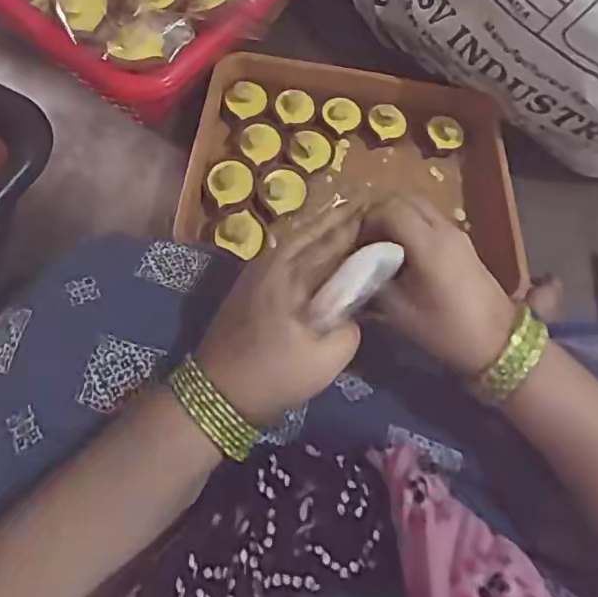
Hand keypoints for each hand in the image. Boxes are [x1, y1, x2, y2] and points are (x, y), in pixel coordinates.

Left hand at [195, 204, 363, 424]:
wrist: (218, 390)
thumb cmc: (273, 376)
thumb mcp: (325, 362)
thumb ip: (350, 329)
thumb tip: (354, 310)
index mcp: (293, 276)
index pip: (332, 243)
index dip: (356, 227)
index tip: (379, 212)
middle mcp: (274, 263)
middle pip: (312, 233)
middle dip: (338, 219)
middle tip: (364, 206)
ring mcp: (258, 270)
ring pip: (295, 238)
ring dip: (319, 227)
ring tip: (344, 217)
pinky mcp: (250, 281)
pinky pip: (284, 249)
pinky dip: (303, 240)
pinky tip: (313, 242)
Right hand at [362, 195, 517, 376]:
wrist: (500, 343)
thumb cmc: (448, 331)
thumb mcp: (401, 313)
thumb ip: (374, 283)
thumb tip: (354, 268)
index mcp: (429, 244)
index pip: (390, 209)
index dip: (367, 220)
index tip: (354, 242)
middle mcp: (444, 230)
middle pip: (404, 198)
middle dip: (378, 212)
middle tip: (363, 237)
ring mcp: (456, 232)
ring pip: (418, 205)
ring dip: (395, 215)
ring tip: (379, 243)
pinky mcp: (462, 241)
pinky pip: (429, 217)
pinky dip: (410, 222)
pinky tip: (401, 250)